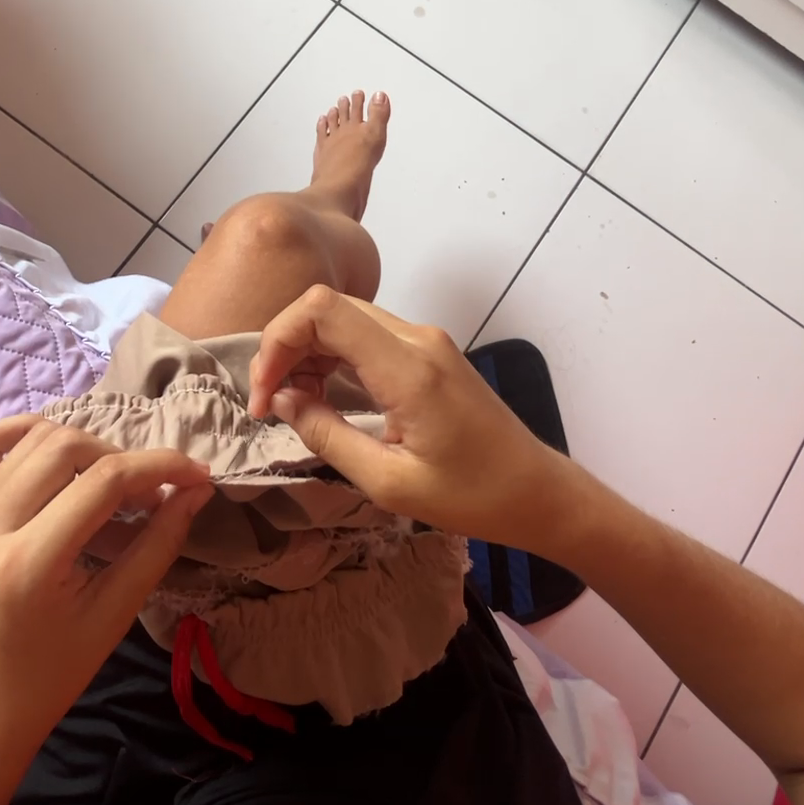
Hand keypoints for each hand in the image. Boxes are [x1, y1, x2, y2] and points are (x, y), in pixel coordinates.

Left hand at [0, 417, 211, 804]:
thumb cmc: (57, 672)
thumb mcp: (117, 613)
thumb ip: (159, 543)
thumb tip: (197, 488)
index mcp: (29, 562)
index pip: (103, 481)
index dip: (159, 467)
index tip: (197, 475)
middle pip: (66, 446)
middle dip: (122, 457)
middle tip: (149, 496)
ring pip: (33, 438)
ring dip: (85, 446)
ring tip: (111, 484)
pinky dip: (26, 433)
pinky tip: (58, 453)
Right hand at [248, 286, 578, 554]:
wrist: (539, 492)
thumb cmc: (471, 497)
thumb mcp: (388, 482)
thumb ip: (326, 434)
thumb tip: (280, 399)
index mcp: (407, 367)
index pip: (322, 310)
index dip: (278, 341)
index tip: (264, 396)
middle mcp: (415, 338)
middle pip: (327, 307)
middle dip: (284, 348)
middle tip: (269, 403)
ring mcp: (424, 340)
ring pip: (342, 318)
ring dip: (305, 353)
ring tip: (293, 404)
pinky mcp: (426, 352)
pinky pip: (364, 335)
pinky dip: (330, 357)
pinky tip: (322, 395)